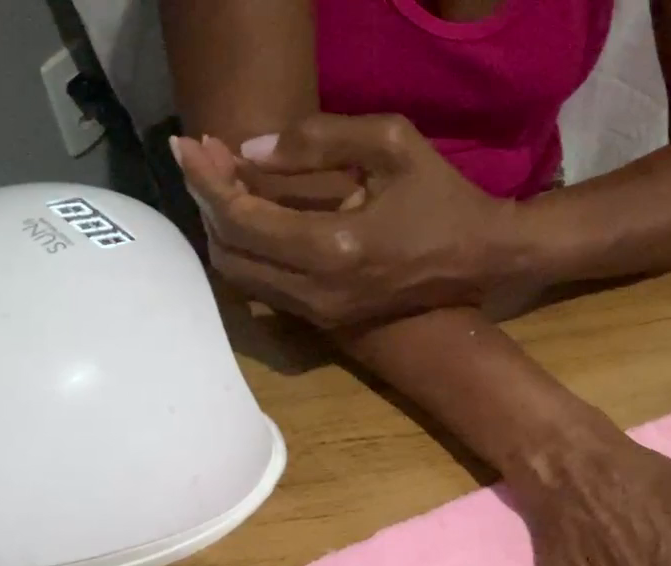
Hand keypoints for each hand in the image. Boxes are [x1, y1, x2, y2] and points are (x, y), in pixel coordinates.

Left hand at [171, 115, 515, 325]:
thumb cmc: (442, 198)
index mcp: (335, 248)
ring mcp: (323, 314)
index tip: (189, 144)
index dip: (207, 180)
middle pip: (230, 255)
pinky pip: (267, 291)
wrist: (482, 259)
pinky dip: (248, 254)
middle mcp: (320, 292)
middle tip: (208, 160)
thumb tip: (252, 151)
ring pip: (243, 280)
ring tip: (225, 185)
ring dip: (224, 232)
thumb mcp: (390, 143)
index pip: (243, 219)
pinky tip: (252, 218)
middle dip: (209, 204)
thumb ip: (317, 139)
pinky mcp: (329, 321)